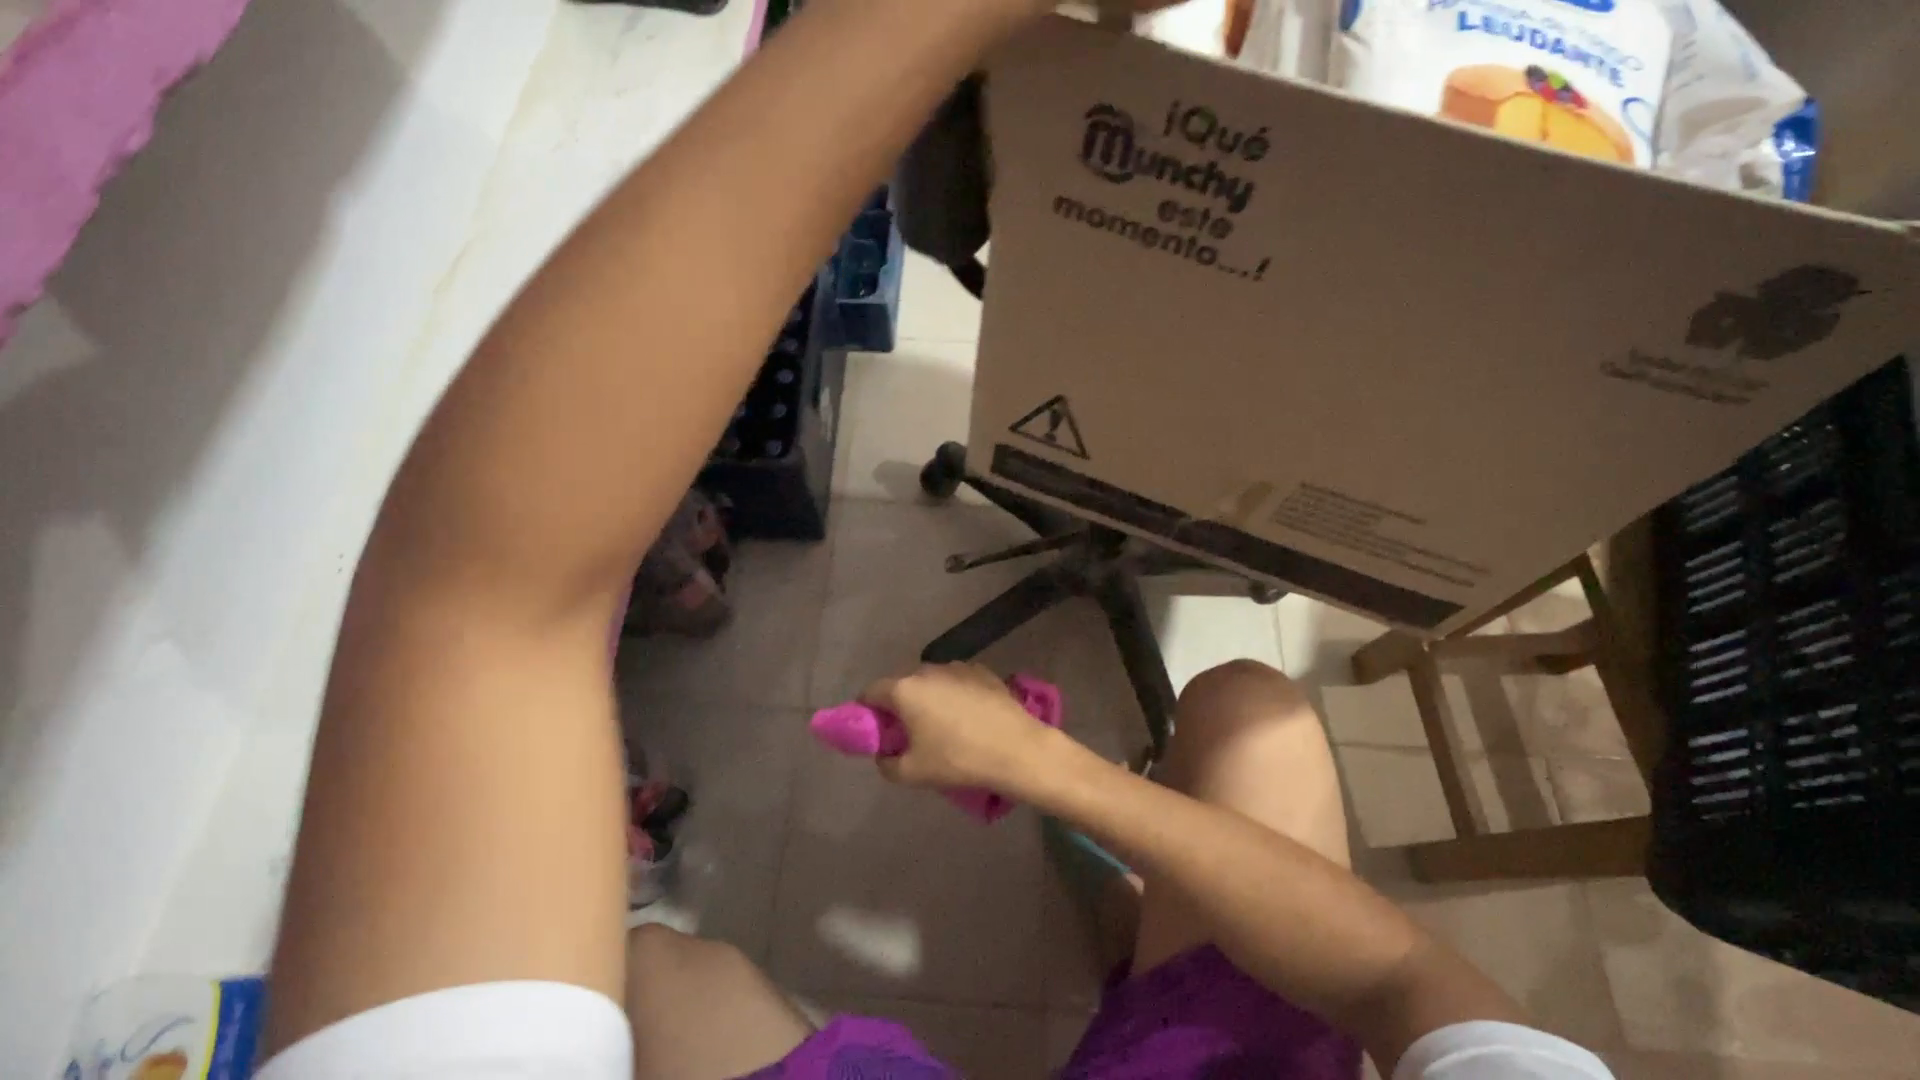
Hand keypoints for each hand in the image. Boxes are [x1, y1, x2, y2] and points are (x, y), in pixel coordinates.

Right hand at [860, 663, 1062, 793]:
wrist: (1017, 750)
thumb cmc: (958, 760)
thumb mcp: (912, 773)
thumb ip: (886, 763)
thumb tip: (884, 754)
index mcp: (905, 689)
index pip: (871, 692)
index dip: (867, 712)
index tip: (875, 731)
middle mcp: (928, 670)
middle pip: (902, 685)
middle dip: (899, 706)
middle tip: (907, 733)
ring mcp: (959, 668)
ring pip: (932, 683)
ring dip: (929, 699)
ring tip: (941, 727)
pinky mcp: (984, 672)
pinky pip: (957, 683)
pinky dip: (954, 697)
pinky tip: (968, 720)